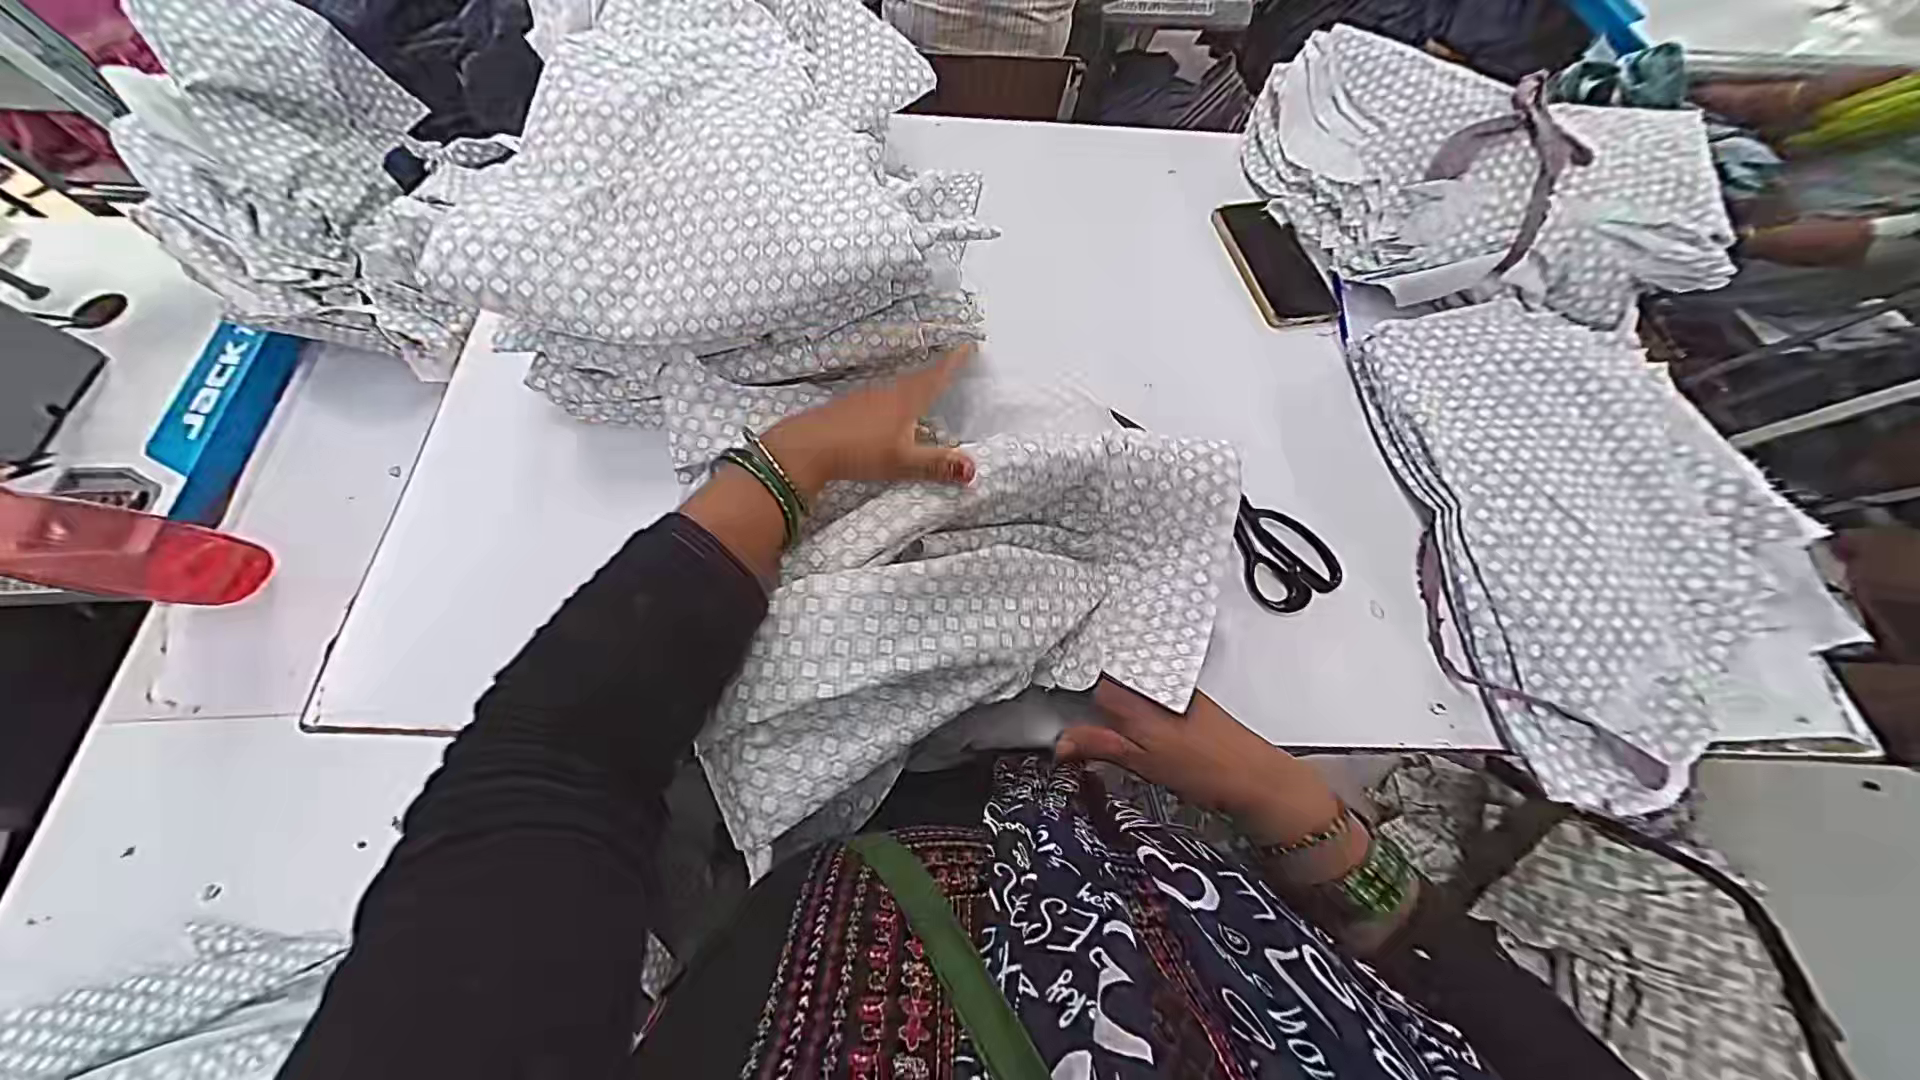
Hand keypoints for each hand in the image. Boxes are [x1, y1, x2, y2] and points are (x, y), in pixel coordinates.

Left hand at [759, 345, 976, 499]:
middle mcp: (888, 393)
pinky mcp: (850, 408)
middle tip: (952, 365)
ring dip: (915, 385)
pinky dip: (894, 400)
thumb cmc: (860, 451)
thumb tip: (974, 468)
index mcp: (906, 400)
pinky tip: (891, 414)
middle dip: (937, 372)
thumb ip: (938, 464)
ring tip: (926, 389)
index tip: (969, 345)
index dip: (954, 362)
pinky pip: (881, 398)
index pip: (937, 376)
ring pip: (898, 388)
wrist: (807, 446)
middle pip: (918, 378)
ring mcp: (866, 398)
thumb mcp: (904, 461)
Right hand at [1058, 679, 1343, 845]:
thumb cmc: (1201, 769)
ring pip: (1123, 677)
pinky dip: (1127, 691)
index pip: (1087, 675)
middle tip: (1064, 698)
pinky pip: (1143, 682)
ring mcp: (1166, 683)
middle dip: (1083, 682)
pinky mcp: (1181, 691)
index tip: (1050, 692)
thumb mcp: (1141, 762)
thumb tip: (1059, 743)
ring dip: (1105, 685)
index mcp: (1133, 693)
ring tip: (1090, 704)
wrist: (1255, 776)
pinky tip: (1126, 711)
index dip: (1066, 682)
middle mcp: (1149, 681)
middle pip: (1104, 672)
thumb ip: (1097, 746)